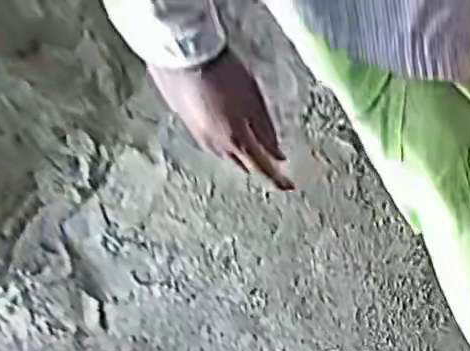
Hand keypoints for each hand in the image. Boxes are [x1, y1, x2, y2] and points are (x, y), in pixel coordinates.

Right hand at [149, 52, 293, 189]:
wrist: (180, 46)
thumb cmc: (222, 71)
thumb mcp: (254, 101)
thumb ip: (266, 132)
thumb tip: (278, 156)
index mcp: (237, 140)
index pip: (263, 168)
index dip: (278, 179)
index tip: (289, 185)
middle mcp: (217, 144)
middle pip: (245, 164)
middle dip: (259, 163)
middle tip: (268, 157)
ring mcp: (198, 134)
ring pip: (226, 155)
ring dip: (239, 153)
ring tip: (246, 140)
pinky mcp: (184, 122)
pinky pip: (210, 142)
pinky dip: (223, 142)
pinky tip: (225, 128)